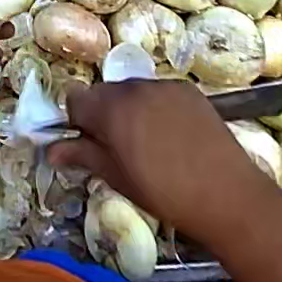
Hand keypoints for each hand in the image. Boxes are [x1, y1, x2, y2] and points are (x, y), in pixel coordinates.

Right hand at [50, 80, 276, 245]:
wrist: (229, 197)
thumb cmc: (165, 194)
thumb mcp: (117, 178)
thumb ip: (82, 156)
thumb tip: (51, 150)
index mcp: (110, 109)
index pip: (75, 98)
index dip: (77, 121)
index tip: (89, 143)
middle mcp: (133, 87)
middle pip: (103, 92)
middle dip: (103, 114)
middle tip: (118, 147)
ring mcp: (162, 85)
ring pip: (131, 91)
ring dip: (130, 109)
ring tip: (149, 143)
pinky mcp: (187, 89)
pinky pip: (158, 92)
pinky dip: (156, 107)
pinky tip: (172, 134)